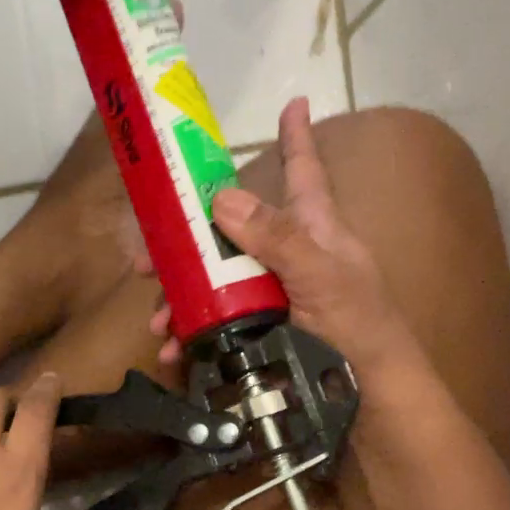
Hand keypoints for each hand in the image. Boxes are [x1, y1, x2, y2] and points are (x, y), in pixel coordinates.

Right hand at [148, 97, 414, 369]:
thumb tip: (223, 197)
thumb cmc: (360, 334)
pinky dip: (185, 338)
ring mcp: (268, 300)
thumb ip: (278, 239)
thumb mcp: (324, 278)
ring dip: (176, 300)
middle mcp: (286, 260)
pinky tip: (170, 352)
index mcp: (315, 233)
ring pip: (209, 284)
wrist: (367, 407)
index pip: (304, 174)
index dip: (298, 139)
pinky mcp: (254, 336)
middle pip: (228, 235)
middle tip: (141, 259)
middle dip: (184, 243)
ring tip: (157, 323)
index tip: (294, 101)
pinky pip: (210, 326)